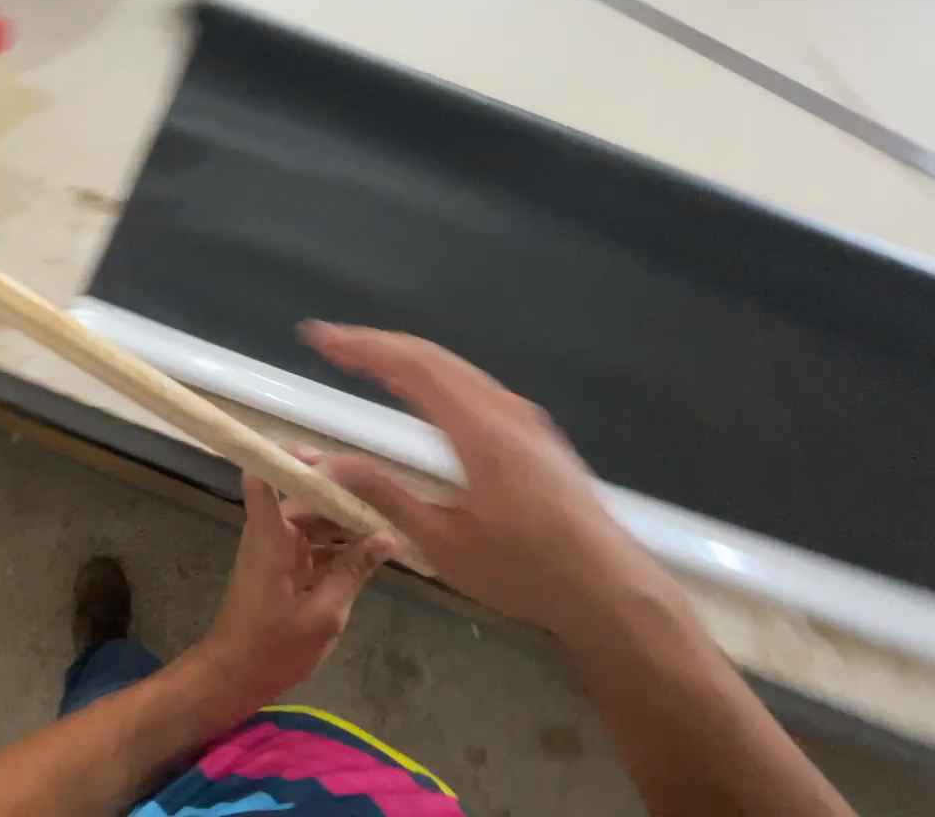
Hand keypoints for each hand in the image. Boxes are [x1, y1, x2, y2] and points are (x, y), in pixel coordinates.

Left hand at [193, 471, 395, 708]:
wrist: (237, 674)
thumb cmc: (274, 645)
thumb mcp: (325, 613)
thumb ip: (354, 571)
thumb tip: (387, 537)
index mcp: (270, 536)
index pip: (262, 481)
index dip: (284, 460)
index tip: (319, 453)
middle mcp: (270, 533)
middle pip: (305, 500)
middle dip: (343, 496)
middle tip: (390, 495)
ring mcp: (277, 548)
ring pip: (314, 521)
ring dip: (346, 522)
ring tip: (393, 521)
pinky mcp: (284, 566)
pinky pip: (314, 543)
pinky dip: (339, 545)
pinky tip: (374, 551)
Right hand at [296, 322, 682, 644]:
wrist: (615, 594)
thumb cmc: (527, 573)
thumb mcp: (444, 543)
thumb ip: (386, 496)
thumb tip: (330, 464)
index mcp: (479, 431)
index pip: (410, 368)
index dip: (360, 347)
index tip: (319, 339)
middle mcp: (502, 412)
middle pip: (430, 357)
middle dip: (373, 343)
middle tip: (328, 342)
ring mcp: (521, 418)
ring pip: (451, 366)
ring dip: (400, 355)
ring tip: (358, 356)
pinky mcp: (530, 431)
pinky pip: (468, 382)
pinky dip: (427, 372)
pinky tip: (411, 384)